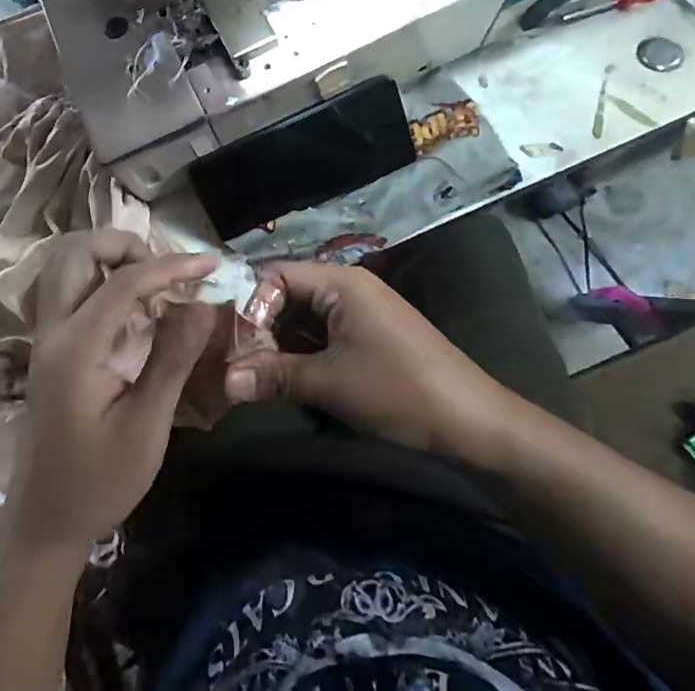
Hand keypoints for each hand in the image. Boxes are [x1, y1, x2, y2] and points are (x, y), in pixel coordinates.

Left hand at [8, 247, 218, 549]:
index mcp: (76, 348)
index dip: (170, 265)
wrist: (44, 523)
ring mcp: (46, 338)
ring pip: (67, 267)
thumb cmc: (99, 481)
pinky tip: (138, 309)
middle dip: (125, 246)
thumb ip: (173, 359)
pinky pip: (72, 291)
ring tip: (155, 285)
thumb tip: (203, 304)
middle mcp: (53, 332)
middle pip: (75, 253)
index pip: (122, 282)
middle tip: (166, 272)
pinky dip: (104, 280)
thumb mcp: (146, 426)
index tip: (211, 264)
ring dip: (111, 260)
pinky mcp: (51, 349)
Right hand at [223, 262, 516, 460]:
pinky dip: (301, 352)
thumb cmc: (397, 389)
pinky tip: (283, 377)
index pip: (277, 275)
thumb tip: (225, 380)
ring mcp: (361, 313)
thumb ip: (274, 376)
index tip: (230, 343)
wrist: (469, 419)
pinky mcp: (368, 336)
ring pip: (304, 318)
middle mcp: (349, 288)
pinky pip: (323, 334)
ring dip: (279, 343)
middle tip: (235, 361)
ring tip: (252, 373)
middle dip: (261, 326)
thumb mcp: (329, 383)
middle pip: (288, 294)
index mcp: (341, 283)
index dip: (250, 305)